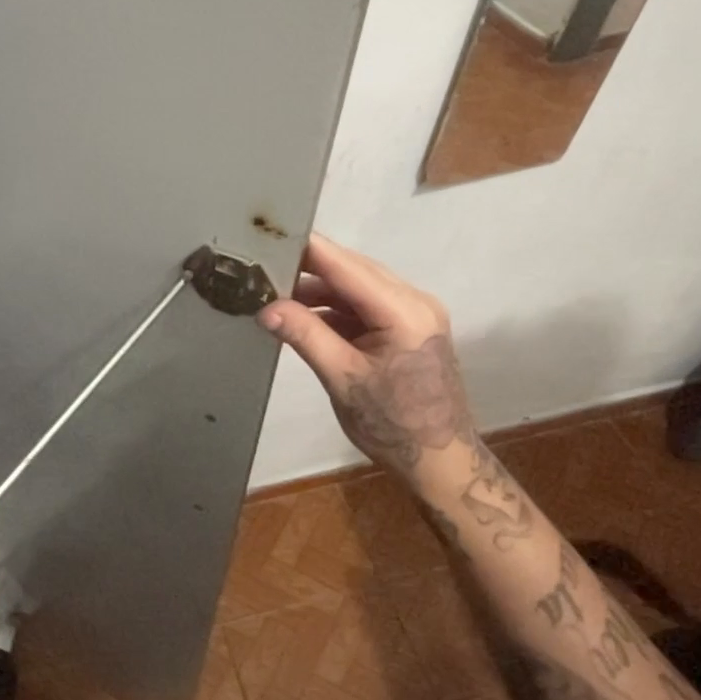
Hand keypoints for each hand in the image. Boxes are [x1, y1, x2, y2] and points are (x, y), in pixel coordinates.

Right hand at [259, 234, 475, 476]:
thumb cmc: (394, 426)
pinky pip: (364, 305)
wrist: (440, 462)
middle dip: (307, 268)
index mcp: (404, 310)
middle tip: (260, 267)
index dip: (306, 249)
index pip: (345, 265)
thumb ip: (305, 336)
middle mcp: (414, 301)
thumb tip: (264, 308)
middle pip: (352, 269)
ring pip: (356, 286)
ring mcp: (414, 313)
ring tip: (272, 293)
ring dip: (318, 290)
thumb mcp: (343, 379)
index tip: (265, 237)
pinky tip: (301, 315)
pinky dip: (334, 308)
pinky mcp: (407, 327)